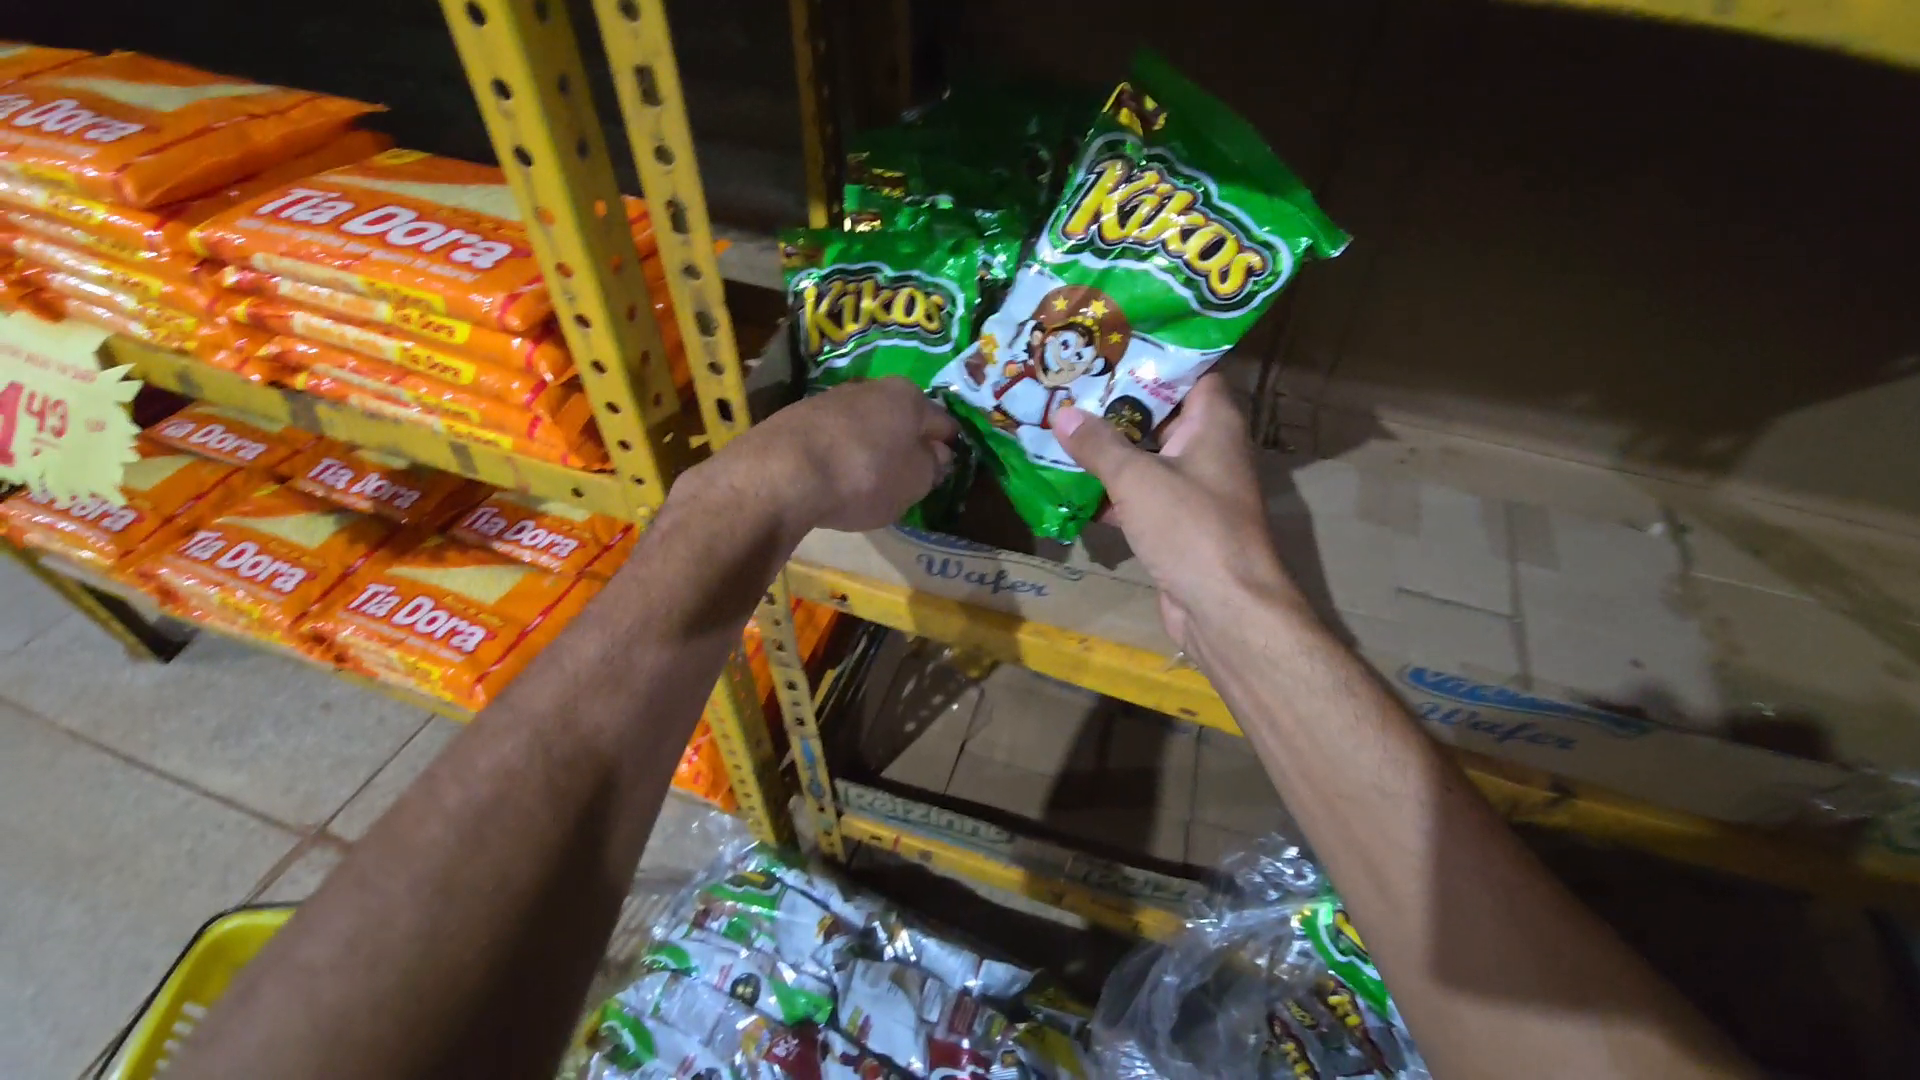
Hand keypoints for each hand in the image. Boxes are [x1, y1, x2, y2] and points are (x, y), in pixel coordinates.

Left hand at [684, 377, 957, 537]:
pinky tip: (835, 480)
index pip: (943, 421)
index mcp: (908, 396)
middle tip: (910, 476)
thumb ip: (932, 467)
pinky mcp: (796, 419)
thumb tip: (938, 455)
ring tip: (870, 481)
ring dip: (871, 448)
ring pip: (864, 426)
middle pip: (899, 418)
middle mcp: (870, 387)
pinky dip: (840, 456)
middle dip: (907, 443)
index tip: (949, 466)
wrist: (782, 473)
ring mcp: (829, 400)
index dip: (949, 445)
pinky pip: (832, 439)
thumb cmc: (865, 475)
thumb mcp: (914, 482)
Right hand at [1052, 375, 1301, 650]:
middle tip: (1070, 386)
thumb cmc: (1190, 527)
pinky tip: (1071, 487)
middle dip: (1116, 405)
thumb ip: (1098, 444)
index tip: (1108, 347)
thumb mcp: (1137, 478)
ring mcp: (1194, 490)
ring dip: (1109, 452)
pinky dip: (1112, 492)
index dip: (1153, 357)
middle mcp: (1209, 450)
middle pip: (1161, 415)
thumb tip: (1064, 413)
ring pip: (1147, 458)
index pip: (1191, 372)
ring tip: (1060, 429)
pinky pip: (1141, 497)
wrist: (1223, 607)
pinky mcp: (1178, 525)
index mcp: (1214, 423)